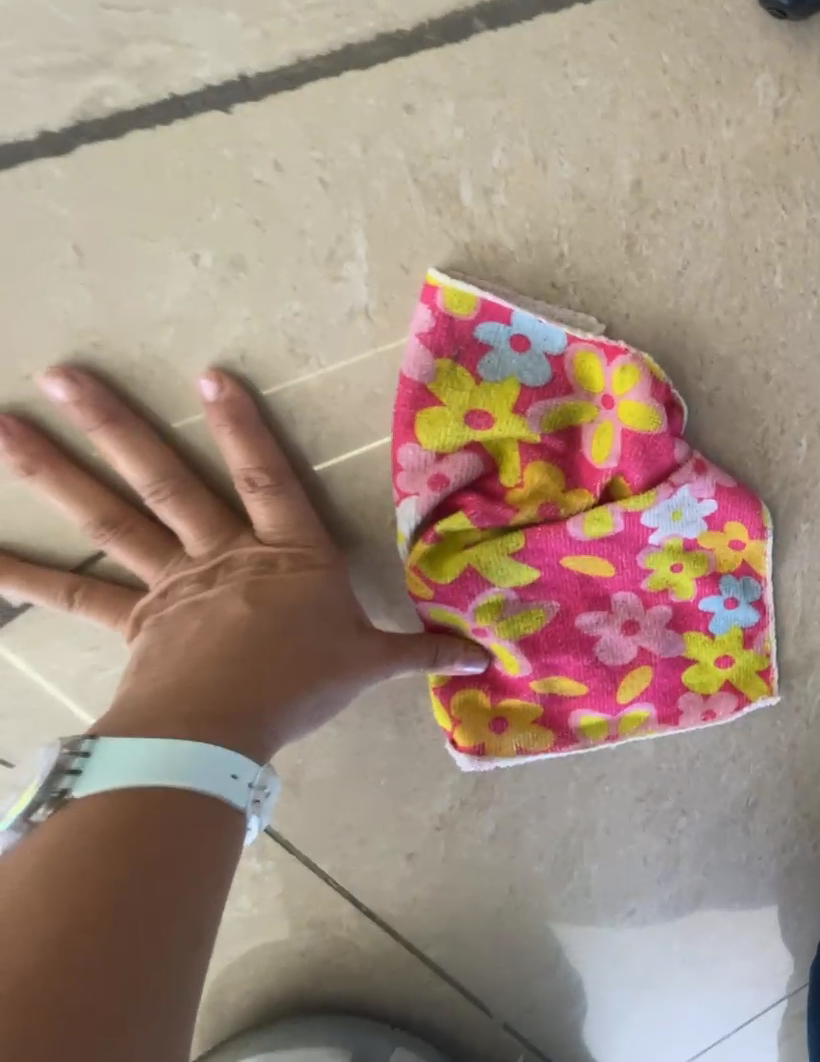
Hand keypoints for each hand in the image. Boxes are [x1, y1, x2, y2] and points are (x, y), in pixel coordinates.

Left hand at [0, 367, 488, 762]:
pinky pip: (67, 594)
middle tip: (64, 375)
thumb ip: (426, 651)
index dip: (244, 429)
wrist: (218, 729)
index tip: (211, 376)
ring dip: (52, 472)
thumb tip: (487, 655)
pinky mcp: (131, 620)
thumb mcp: (376, 663)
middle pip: (169, 484)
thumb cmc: (303, 682)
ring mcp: (170, 583)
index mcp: (291, 557)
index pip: (270, 481)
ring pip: (109, 520)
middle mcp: (225, 555)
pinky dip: (17, 573)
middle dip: (119, 429)